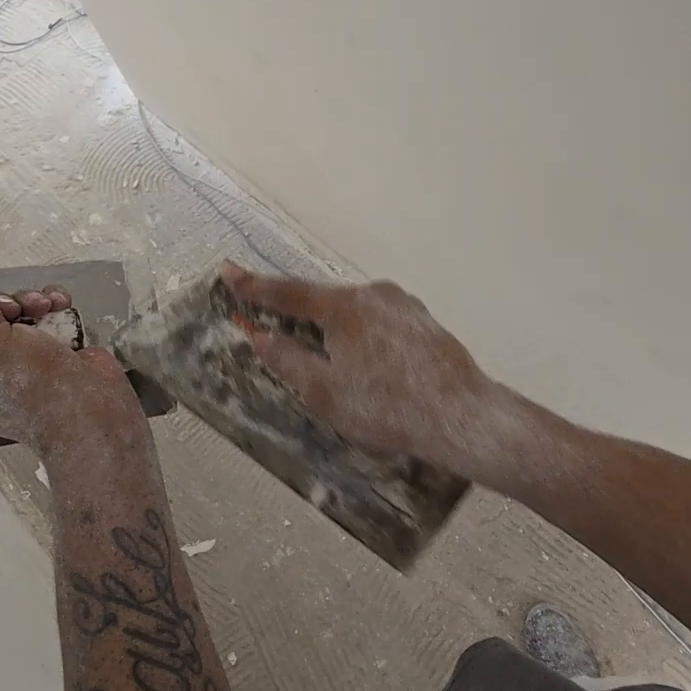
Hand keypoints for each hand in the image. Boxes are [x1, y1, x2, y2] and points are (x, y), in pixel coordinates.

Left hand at [0, 256, 142, 447]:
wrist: (91, 408)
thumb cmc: (30, 388)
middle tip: (8, 310)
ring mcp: (18, 360)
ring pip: (8, 312)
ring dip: (26, 301)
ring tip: (43, 308)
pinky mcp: (48, 348)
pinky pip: (40, 315)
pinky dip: (50, 306)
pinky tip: (60, 304)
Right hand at [220, 262, 522, 485]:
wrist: (462, 417)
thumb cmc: (386, 407)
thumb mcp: (324, 391)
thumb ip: (287, 360)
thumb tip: (260, 337)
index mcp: (344, 306)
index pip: (288, 293)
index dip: (255, 287)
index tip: (229, 272)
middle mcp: (374, 294)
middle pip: (324, 301)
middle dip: (300, 315)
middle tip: (279, 329)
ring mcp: (403, 305)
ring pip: (354, 312)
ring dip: (334, 330)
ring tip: (333, 364)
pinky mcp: (423, 322)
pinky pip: (378, 321)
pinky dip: (361, 336)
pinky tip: (369, 366)